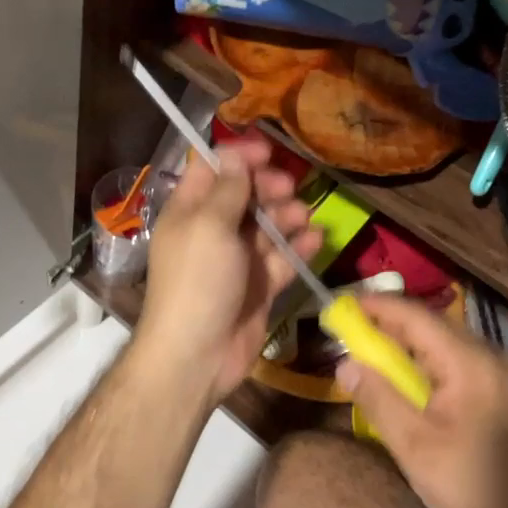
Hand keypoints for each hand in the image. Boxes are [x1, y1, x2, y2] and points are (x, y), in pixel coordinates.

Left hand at [134, 139, 322, 403]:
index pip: (212, 168)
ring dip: (287, 215)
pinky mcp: (258, 285)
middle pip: (244, 194)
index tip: (268, 151)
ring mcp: (237, 258)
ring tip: (304, 215)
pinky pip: (281, 258)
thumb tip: (235, 155)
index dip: (239, 156)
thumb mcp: (209, 226)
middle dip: (268, 186)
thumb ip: (228, 189)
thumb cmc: (197, 280)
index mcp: (190, 209)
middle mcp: (212, 229)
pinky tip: (317, 239)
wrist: (196, 356)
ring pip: (267, 225)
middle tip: (290, 188)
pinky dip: (298, 247)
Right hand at [336, 296, 507, 507]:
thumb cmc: (478, 486)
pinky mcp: (504, 391)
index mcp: (468, 361)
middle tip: (351, 330)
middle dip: (389, 323)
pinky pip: (458, 359)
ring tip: (373, 351)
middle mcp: (488, 355)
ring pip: (445, 341)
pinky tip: (411, 378)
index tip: (341, 306)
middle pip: (431, 324)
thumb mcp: (417, 448)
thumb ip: (379, 400)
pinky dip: (428, 359)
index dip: (376, 306)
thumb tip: (344, 365)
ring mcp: (500, 373)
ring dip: (408, 342)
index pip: (414, 316)